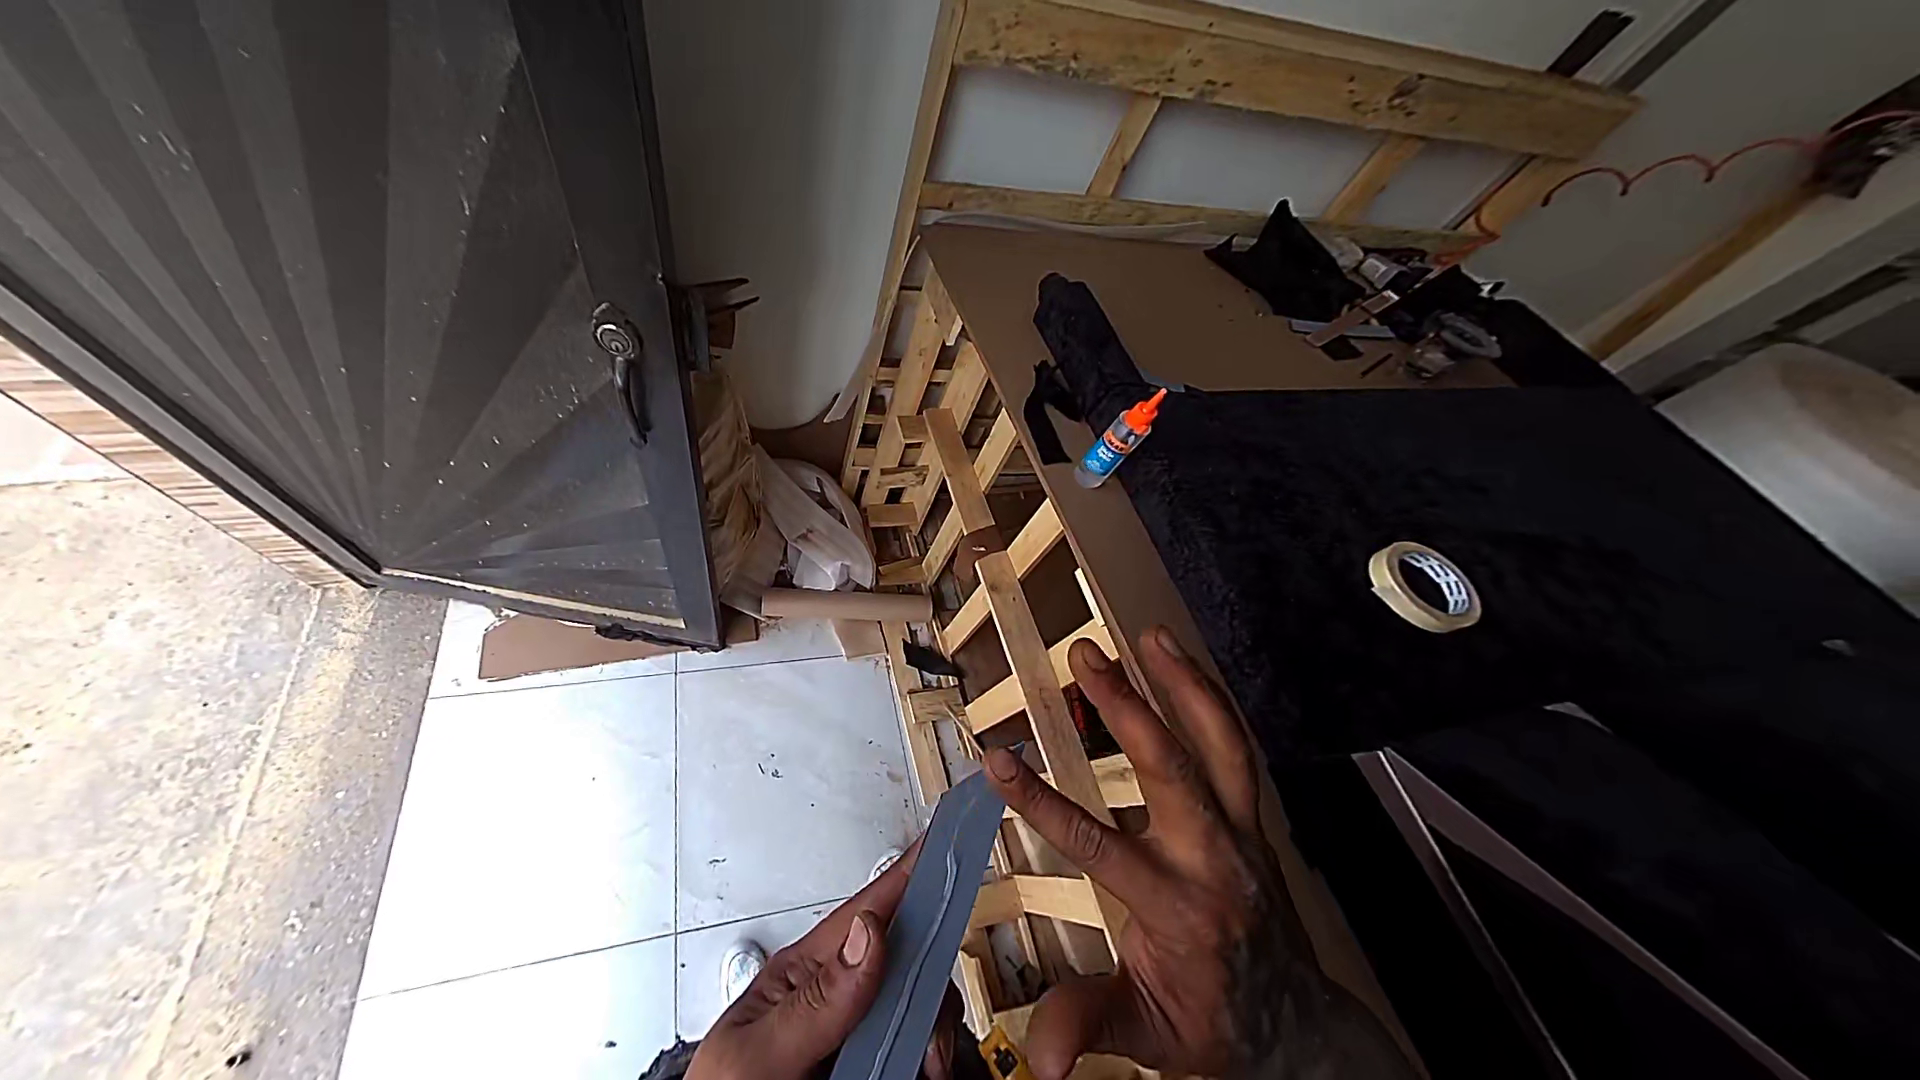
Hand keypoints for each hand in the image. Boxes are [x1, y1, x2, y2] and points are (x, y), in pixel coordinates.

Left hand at [686, 839, 966, 1079]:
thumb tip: (868, 930)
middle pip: (911, 953)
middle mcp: (844, 994)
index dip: (914, 869)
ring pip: (926, 1001)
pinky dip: (933, 1053)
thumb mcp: (756, 1053)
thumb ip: (813, 997)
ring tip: (924, 1063)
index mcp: (807, 972)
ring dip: (936, 1025)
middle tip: (934, 1018)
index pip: (870, 907)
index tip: (951, 841)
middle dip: (933, 971)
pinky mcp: (882, 1063)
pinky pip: (924, 1043)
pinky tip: (926, 1069)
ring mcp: (863, 1033)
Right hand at [983, 627, 1413, 1079]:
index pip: (1096, 844)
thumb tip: (1039, 1053)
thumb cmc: (1217, 1029)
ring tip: (1148, 636)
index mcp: (1178, 909)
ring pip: (1219, 743)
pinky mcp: (1252, 818)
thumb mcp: (1149, 1039)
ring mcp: (1241, 831)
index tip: (997, 760)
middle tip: (1084, 658)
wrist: (1296, 1028)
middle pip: (1168, 767)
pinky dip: (1211, 700)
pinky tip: (1183, 667)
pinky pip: (1237, 748)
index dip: (1040, 801)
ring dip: (1183, 684)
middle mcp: (1214, 858)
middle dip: (1122, 707)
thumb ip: (1092, 1023)